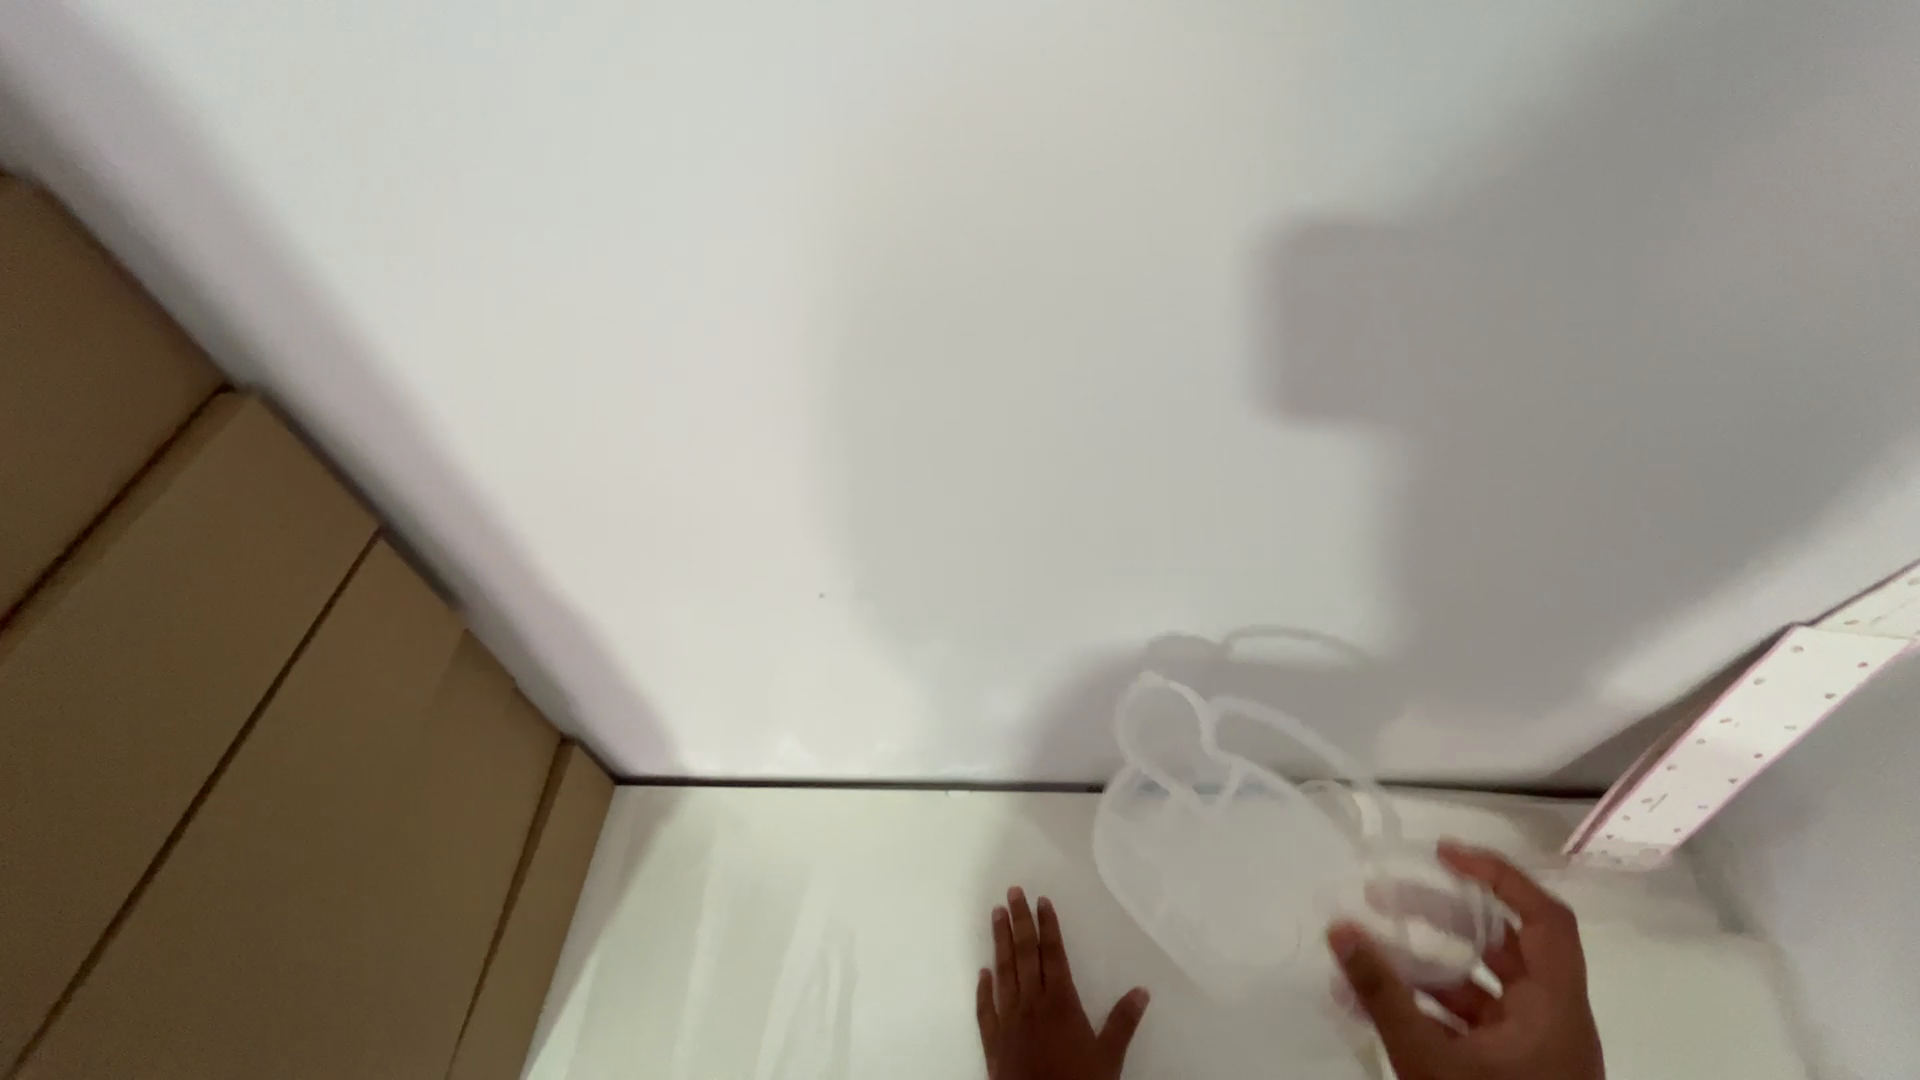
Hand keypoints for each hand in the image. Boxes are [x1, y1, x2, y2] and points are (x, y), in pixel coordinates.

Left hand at [977, 887, 1150, 1079]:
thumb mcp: (1109, 1058)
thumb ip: (1123, 1021)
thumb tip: (1143, 990)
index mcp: (1060, 1002)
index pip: (1053, 953)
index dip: (1048, 925)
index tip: (1042, 900)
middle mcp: (1031, 1003)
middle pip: (1024, 953)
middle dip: (1019, 921)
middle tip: (1013, 891)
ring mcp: (1008, 1020)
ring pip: (1003, 972)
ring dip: (999, 941)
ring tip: (996, 914)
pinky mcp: (993, 1041)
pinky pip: (985, 1009)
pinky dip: (983, 989)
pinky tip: (982, 971)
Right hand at [1328, 842, 1603, 1079]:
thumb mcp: (1430, 1061)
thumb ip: (1382, 993)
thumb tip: (1338, 927)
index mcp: (1556, 1010)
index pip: (1545, 919)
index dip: (1499, 877)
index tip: (1443, 853)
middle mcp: (1553, 1021)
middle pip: (1503, 945)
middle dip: (1439, 914)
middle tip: (1383, 895)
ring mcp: (1532, 1049)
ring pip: (1480, 983)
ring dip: (1424, 960)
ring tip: (1368, 947)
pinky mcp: (1510, 1072)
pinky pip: (1467, 1019)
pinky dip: (1425, 1002)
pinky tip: (1376, 1001)